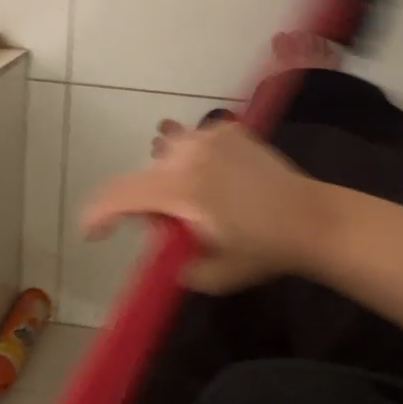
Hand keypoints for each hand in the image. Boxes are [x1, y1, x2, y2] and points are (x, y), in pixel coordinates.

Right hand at [79, 119, 338, 292]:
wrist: (311, 219)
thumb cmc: (261, 252)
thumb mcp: (207, 273)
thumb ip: (168, 256)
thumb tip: (155, 235)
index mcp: (183, 191)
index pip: (121, 195)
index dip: (97, 214)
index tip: (92, 234)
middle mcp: (190, 155)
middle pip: (144, 176)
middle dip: (145, 202)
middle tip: (169, 228)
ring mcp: (210, 136)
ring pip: (167, 154)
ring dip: (167, 177)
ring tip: (193, 200)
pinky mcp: (228, 129)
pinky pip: (193, 142)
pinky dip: (192, 159)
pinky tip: (213, 178)